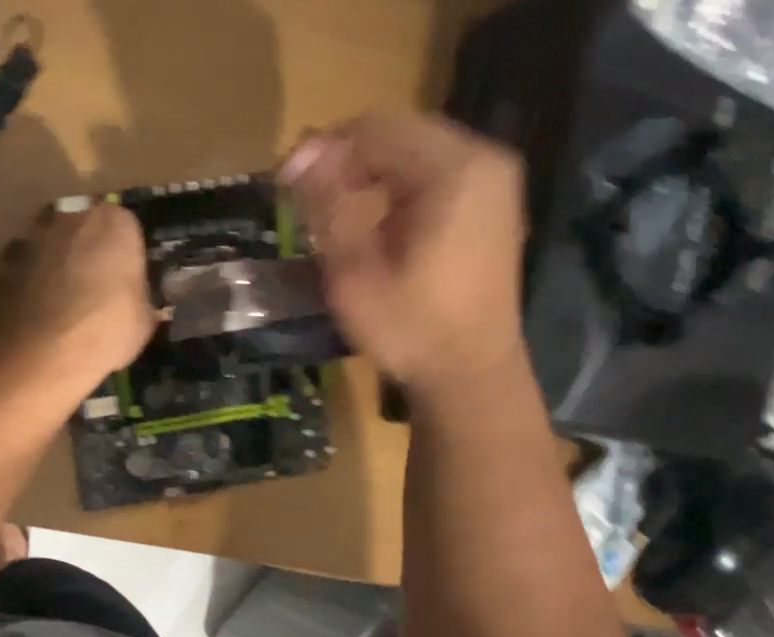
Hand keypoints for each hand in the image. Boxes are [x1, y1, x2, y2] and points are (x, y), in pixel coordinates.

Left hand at [0, 202, 156, 392]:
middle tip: (81, 292)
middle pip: (74, 230)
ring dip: (43, 270)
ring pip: (38, 250)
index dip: (118, 257)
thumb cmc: (102, 332)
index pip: (121, 229)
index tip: (117, 283)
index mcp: (111, 221)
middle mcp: (63, 219)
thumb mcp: (141, 322)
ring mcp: (22, 242)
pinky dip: (17, 293)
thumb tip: (134, 309)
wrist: (36, 358)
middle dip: (77, 254)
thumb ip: (137, 302)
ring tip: (47, 310)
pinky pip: (12, 278)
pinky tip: (22, 323)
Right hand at [284, 111, 528, 398]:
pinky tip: (366, 218)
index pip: (376, 128)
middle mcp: (482, 160)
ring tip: (325, 206)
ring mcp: (492, 180)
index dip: (322, 147)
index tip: (281, 181)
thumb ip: (329, 207)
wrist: (469, 370)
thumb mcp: (354, 272)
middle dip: (343, 155)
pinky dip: (392, 183)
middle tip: (298, 193)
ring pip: (414, 149)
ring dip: (365, 169)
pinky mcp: (489, 202)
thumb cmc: (409, 327)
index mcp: (453, 171)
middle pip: (399, 131)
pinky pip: (432, 172)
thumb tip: (298, 158)